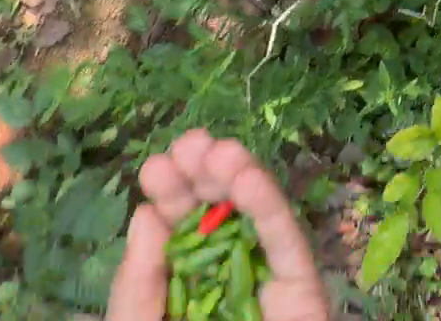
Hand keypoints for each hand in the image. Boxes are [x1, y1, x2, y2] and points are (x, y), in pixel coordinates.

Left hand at [106, 130, 329, 320]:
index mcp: (181, 296)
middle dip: (200, 179)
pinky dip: (267, 204)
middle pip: (215, 218)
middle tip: (185, 144)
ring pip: (252, 217)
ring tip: (211, 149)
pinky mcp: (302, 286)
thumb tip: (147, 216)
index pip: (175, 238)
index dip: (170, 197)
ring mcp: (266, 281)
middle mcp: (224, 280)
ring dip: (235, 177)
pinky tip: (245, 175)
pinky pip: (284, 240)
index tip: (156, 164)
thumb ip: (138, 291)